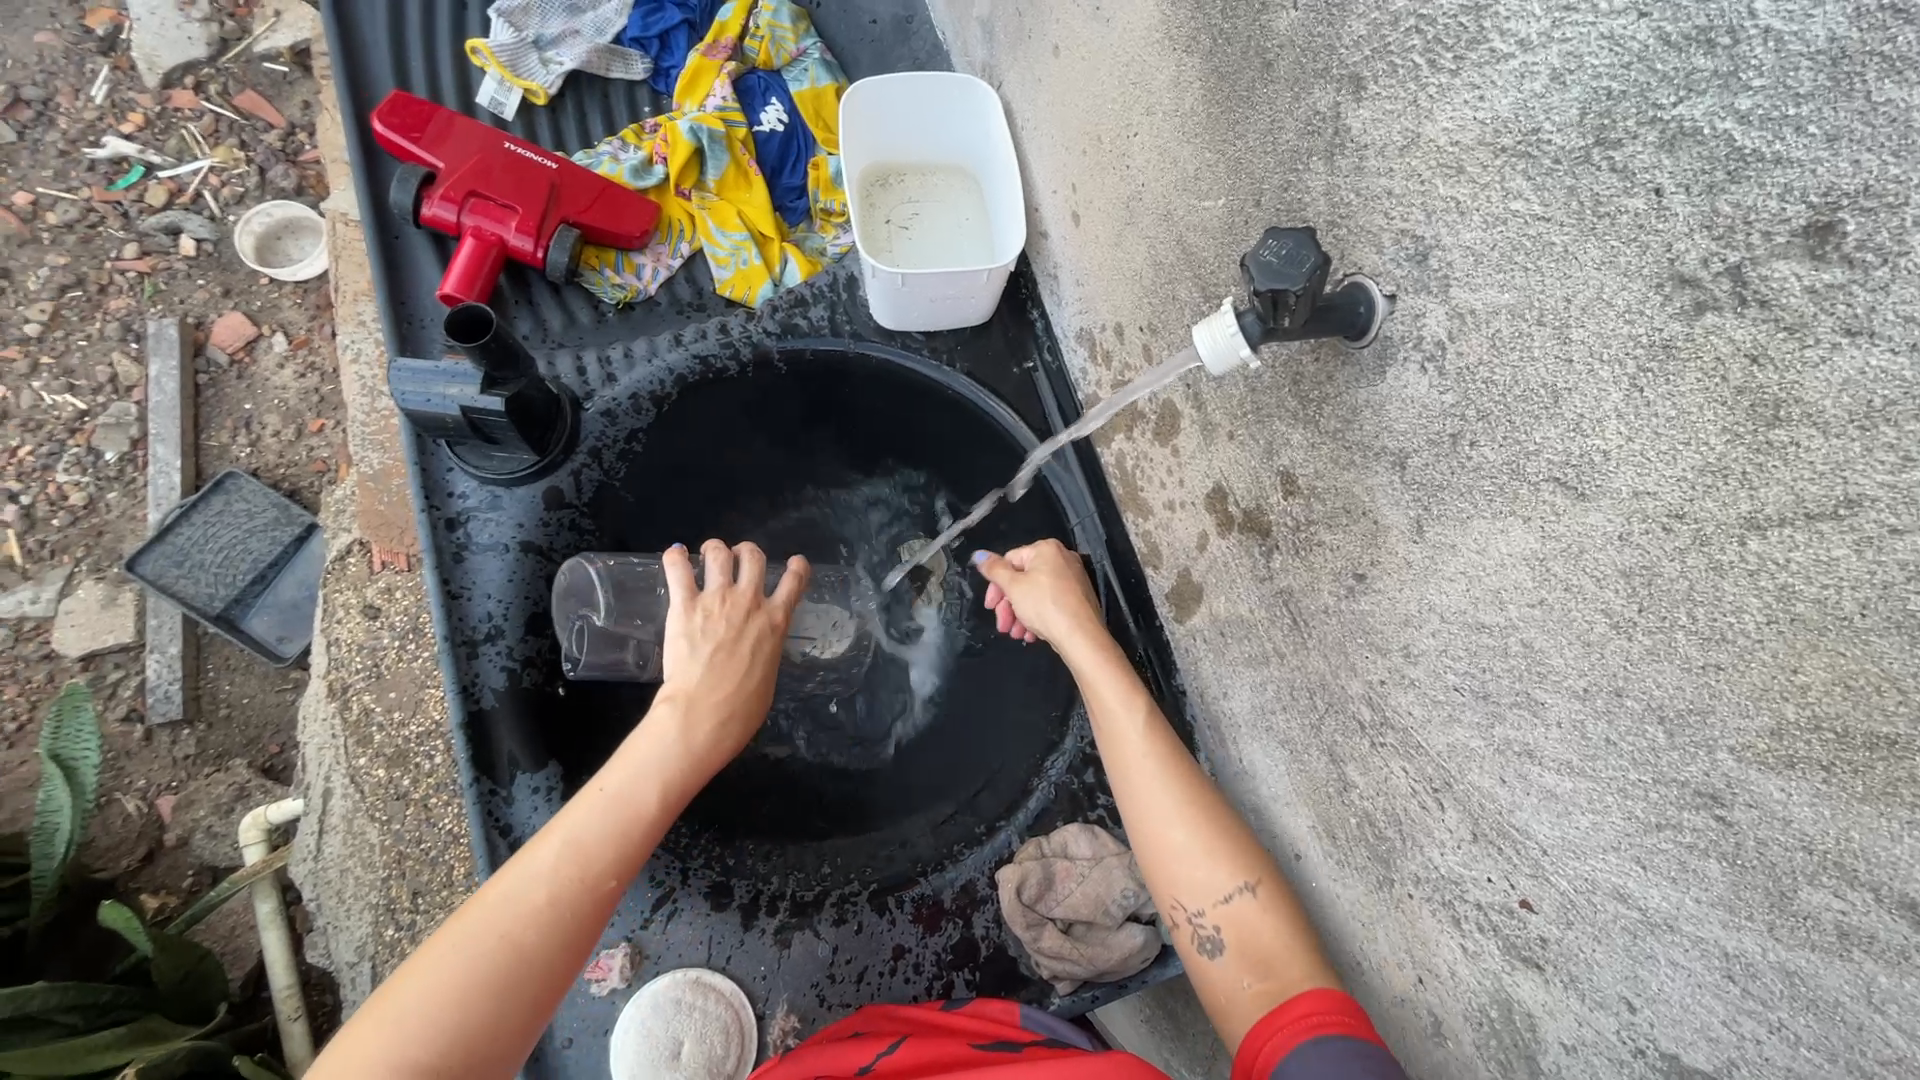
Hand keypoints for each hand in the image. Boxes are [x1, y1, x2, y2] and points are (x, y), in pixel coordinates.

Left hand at [654, 540, 808, 772]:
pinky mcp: (684, 605)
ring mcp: (716, 600)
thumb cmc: (743, 707)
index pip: (795, 580)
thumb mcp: (769, 673)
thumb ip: (765, 651)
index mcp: (776, 621)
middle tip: (738, 556)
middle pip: (754, 557)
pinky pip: (678, 569)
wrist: (706, 711)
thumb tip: (757, 651)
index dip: (797, 567)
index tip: (794, 562)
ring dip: (715, 549)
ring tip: (708, 552)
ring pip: (719, 554)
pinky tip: (675, 555)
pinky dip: (676, 557)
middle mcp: (749, 601)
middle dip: (747, 551)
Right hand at [971, 540, 1103, 648]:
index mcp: (1046, 549)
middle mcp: (1061, 559)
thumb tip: (978, 554)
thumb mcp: (1013, 587)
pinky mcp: (1078, 598)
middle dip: (1008, 605)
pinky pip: (1050, 603)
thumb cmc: (1045, 606)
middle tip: (1002, 625)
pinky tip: (1031, 635)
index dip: (996, 586)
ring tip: (1016, 634)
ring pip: (1035, 594)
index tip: (990, 607)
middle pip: (1023, 580)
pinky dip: (1038, 617)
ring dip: (1020, 615)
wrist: (1081, 636)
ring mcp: (1072, 579)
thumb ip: (994, 569)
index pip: (1010, 561)